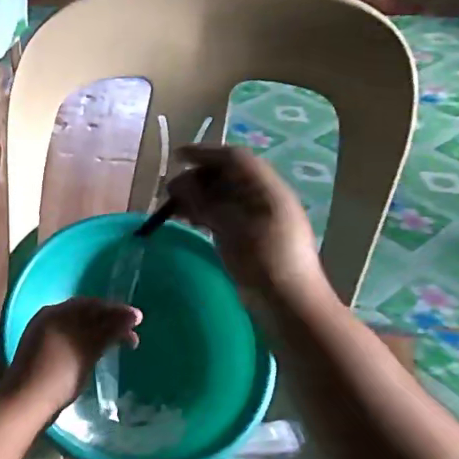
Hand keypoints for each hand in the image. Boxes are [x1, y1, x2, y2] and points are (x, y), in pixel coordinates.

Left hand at [5, 297, 140, 406]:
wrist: (25, 401)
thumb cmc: (58, 373)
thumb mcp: (87, 350)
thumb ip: (109, 330)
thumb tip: (132, 314)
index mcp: (56, 312)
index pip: (92, 304)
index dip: (116, 310)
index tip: (138, 321)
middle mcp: (48, 319)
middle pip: (85, 313)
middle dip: (110, 320)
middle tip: (131, 333)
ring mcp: (43, 335)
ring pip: (78, 326)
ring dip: (100, 331)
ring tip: (120, 343)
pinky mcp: (42, 353)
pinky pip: (70, 338)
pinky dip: (87, 341)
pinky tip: (97, 351)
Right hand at [166, 145, 330, 306]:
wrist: (289, 304)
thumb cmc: (264, 262)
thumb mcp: (233, 229)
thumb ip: (206, 203)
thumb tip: (179, 184)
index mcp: (268, 190)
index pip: (235, 159)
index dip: (205, 153)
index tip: (176, 157)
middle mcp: (265, 198)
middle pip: (228, 176)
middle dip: (197, 178)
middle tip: (169, 191)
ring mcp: (260, 218)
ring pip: (225, 196)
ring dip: (198, 196)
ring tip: (173, 206)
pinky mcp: (252, 237)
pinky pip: (225, 214)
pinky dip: (205, 213)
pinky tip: (189, 220)